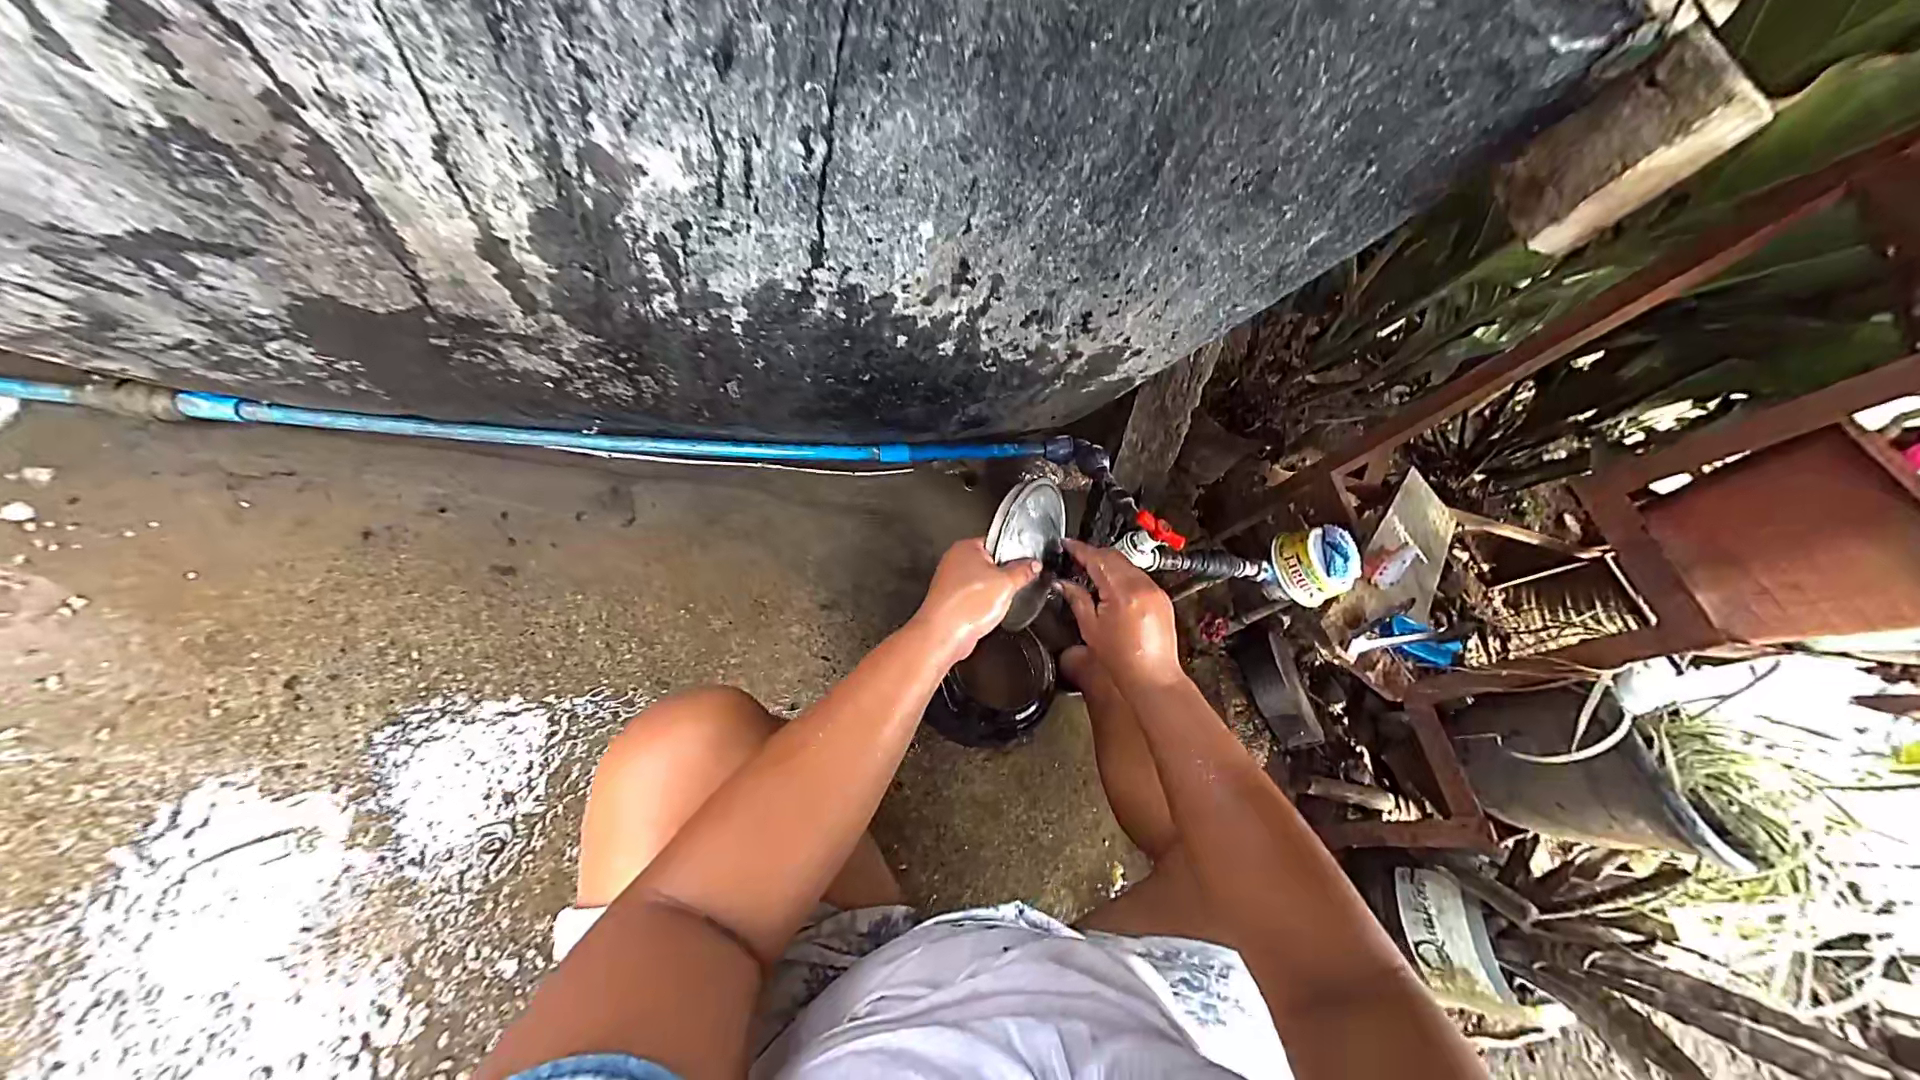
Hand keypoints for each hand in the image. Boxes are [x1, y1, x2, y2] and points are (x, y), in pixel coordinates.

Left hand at [911, 539, 1039, 657]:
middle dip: (1003, 577)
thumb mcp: (1006, 584)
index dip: (1013, 554)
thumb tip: (1032, 565)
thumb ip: (1023, 571)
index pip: (997, 542)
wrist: (943, 635)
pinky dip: (980, 606)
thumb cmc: (965, 605)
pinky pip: (973, 599)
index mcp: (966, 547)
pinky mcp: (951, 601)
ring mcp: (951, 581)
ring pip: (982, 584)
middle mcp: (955, 560)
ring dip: (992, 594)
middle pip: (990, 564)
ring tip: (993, 604)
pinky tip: (983, 614)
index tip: (1025, 565)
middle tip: (1009, 587)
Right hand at [1058, 538, 1182, 686]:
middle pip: (1114, 557)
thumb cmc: (1122, 659)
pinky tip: (1112, 586)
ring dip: (1109, 564)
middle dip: (1094, 554)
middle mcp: (1143, 587)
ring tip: (1092, 573)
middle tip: (1076, 557)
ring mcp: (1156, 591)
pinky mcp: (1162, 598)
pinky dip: (1123, 576)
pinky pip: (1139, 577)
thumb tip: (1064, 583)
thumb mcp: (1090, 627)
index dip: (1079, 549)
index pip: (1098, 558)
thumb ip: (1077, 599)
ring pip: (1128, 565)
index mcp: (1122, 592)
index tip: (1067, 544)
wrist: (1152, 677)